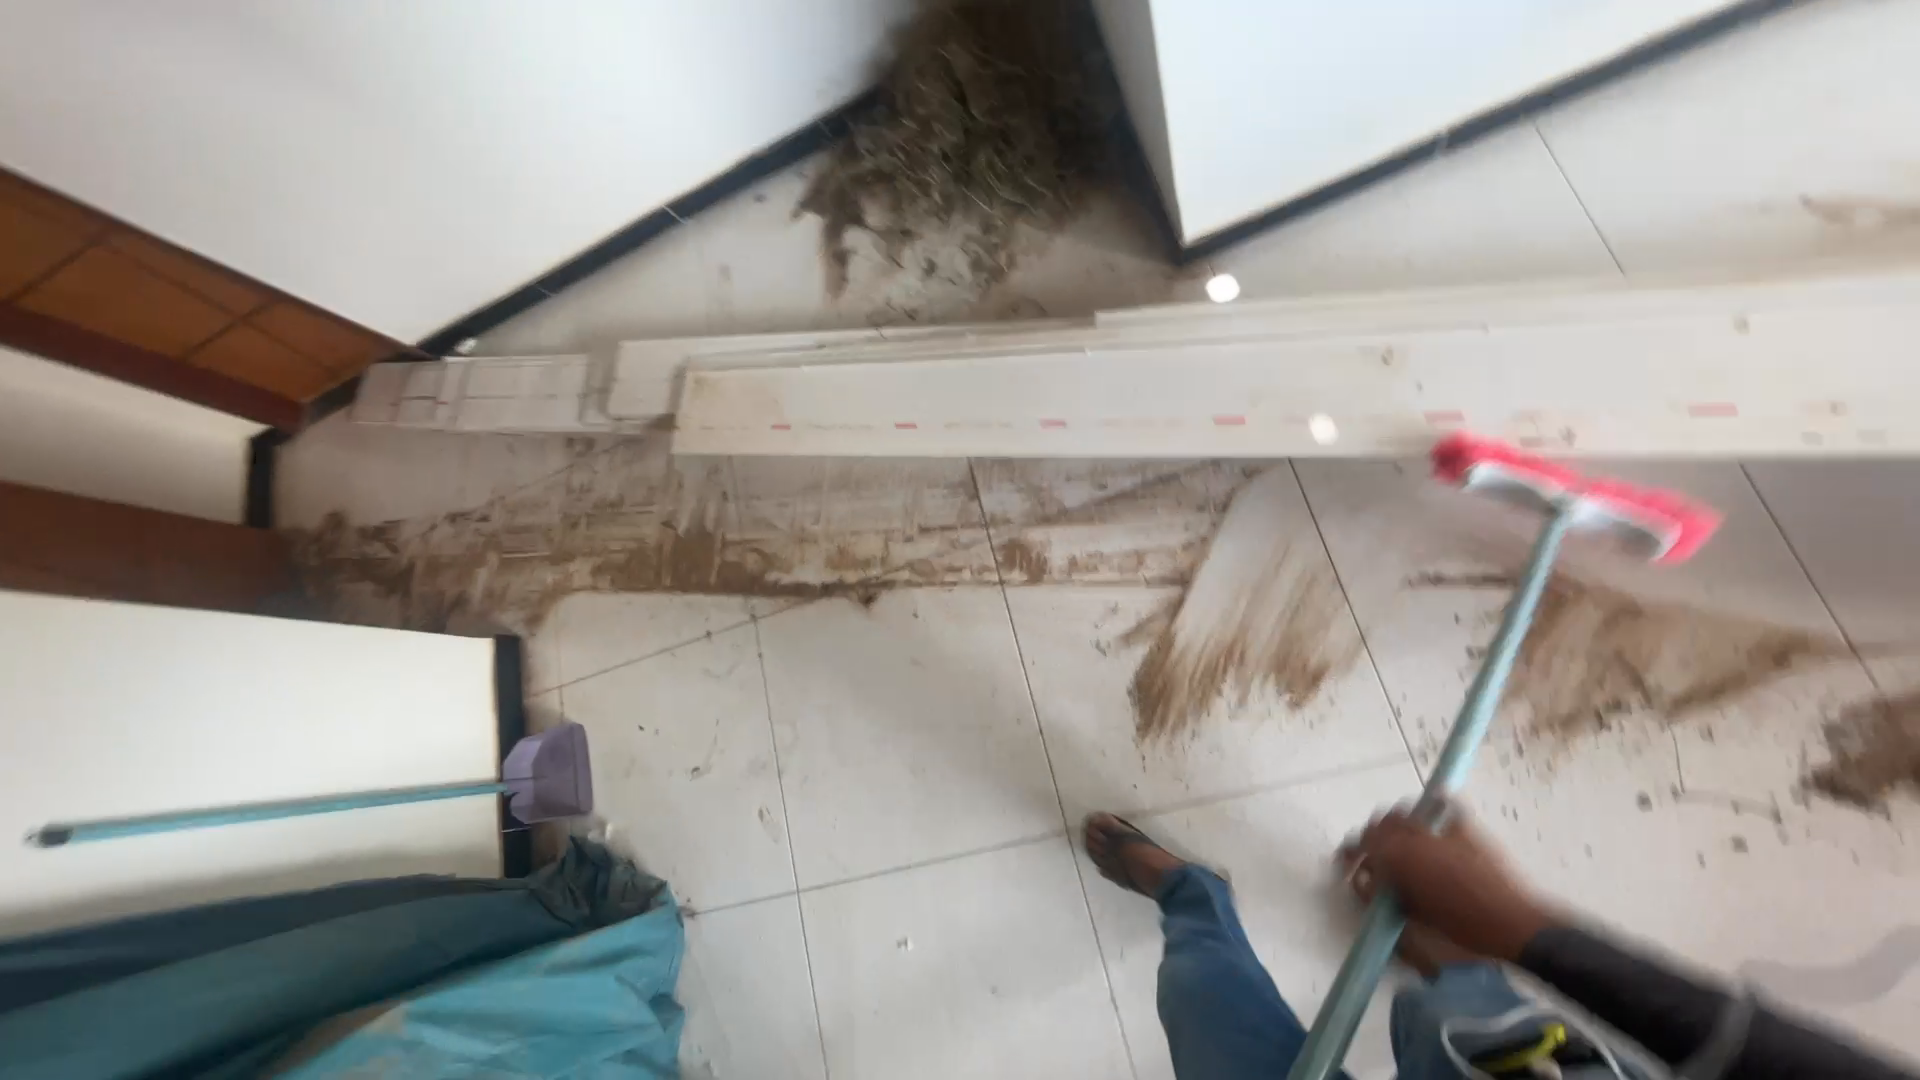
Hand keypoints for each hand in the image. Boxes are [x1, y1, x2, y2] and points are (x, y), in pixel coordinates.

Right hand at [1338, 802, 1554, 961]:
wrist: (1514, 925)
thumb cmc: (1462, 927)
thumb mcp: (1413, 912)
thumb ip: (1384, 890)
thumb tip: (1365, 877)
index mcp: (1397, 855)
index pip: (1363, 841)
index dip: (1352, 851)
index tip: (1349, 860)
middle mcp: (1413, 834)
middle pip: (1381, 822)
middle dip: (1374, 835)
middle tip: (1375, 853)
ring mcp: (1440, 828)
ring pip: (1405, 811)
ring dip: (1398, 822)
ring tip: (1402, 839)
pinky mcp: (1466, 828)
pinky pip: (1445, 806)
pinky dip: (1435, 806)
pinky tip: (1433, 817)